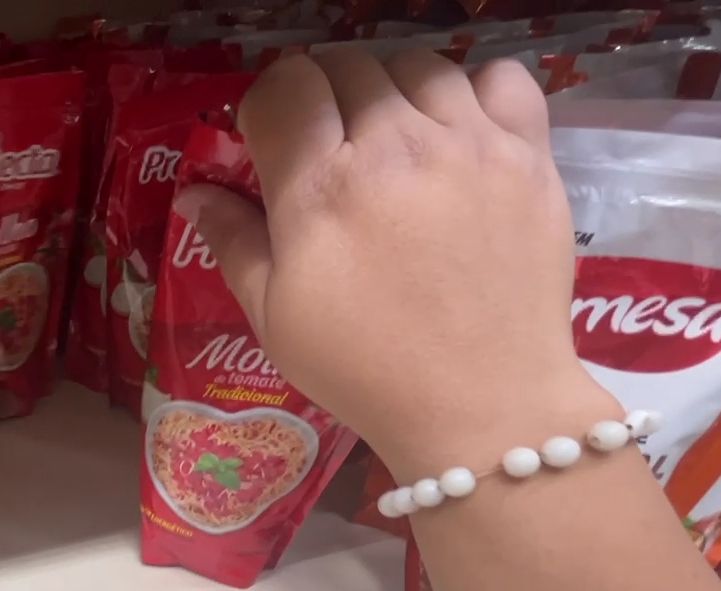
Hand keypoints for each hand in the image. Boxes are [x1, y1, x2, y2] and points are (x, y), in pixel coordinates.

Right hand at [174, 49, 617, 478]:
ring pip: (417, 64)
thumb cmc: (355, 364)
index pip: (285, 88)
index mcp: (319, 191)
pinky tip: (449, 134)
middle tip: (316, 146)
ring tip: (380, 142)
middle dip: (318, 94)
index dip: (263, 104)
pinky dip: (465, 90)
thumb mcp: (271, 313)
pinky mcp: (529, 152)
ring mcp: (469, 142)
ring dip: (385, 90)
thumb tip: (192, 193)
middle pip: (347, 64)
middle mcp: (394, 146)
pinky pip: (499, 76)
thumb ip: (232, 241)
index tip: (262, 138)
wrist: (473, 396)